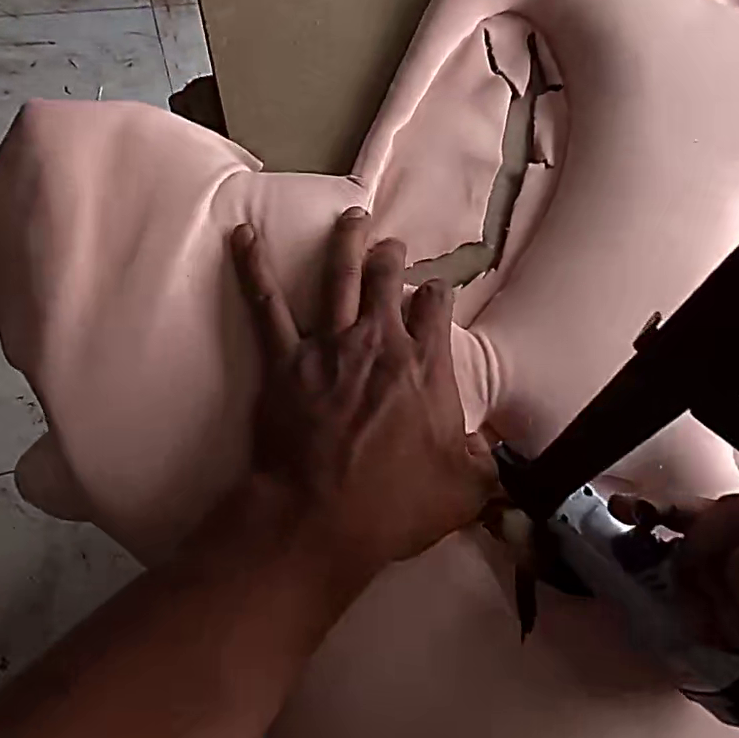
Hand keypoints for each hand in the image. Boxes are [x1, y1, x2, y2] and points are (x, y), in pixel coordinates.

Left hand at [230, 207, 498, 572]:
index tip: (434, 294)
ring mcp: (330, 346)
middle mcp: (380, 344)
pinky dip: (253, 267)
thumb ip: (485, 461)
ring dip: (347, 243)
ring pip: (340, 277)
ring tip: (351, 218)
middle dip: (393, 258)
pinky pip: (266, 304)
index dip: (436, 296)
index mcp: (425, 367)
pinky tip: (243, 236)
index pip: (436, 310)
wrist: (319, 519)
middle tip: (393, 246)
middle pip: (389, 282)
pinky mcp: (285, 360)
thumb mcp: (463, 490)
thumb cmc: (393, 507)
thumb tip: (495, 449)